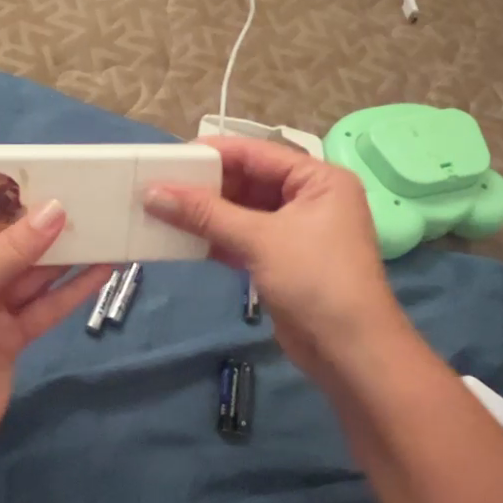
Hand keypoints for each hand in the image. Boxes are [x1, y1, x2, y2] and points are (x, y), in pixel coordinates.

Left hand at [0, 200, 113, 454]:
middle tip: (84, 196)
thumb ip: (9, 250)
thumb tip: (56, 210)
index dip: (3, 198)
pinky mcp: (11, 339)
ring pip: (31, 275)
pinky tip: (102, 269)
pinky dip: (72, 289)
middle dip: (41, 225)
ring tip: (103, 225)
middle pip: (6, 245)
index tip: (41, 174)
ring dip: (64, 255)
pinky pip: (44, 306)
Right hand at [144, 136, 403, 377]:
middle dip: (205, 186)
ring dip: (206, 214)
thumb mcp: (259, 239)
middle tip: (158, 184)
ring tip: (161, 210)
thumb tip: (152, 193)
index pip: (258, 154)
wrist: (349, 350)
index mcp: (319, 180)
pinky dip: (215, 239)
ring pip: (242, 212)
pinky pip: (242, 239)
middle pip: (249, 181)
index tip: (170, 155)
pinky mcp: (281, 261)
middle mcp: (310, 199)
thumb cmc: (315, 280)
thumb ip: (205, 214)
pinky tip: (181, 239)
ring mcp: (296, 232)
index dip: (214, 153)